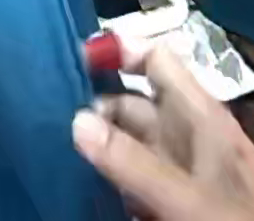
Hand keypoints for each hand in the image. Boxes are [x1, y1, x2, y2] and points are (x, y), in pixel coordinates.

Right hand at [72, 40, 253, 220]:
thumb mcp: (190, 200)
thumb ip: (133, 162)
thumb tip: (75, 120)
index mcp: (198, 114)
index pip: (153, 59)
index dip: (117, 49)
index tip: (75, 58)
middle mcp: (188, 134)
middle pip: (132, 104)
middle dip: (96, 109)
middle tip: (55, 123)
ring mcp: (185, 172)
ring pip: (131, 144)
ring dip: (101, 147)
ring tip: (62, 152)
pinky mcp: (180, 205)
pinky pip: (138, 180)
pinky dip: (114, 179)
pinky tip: (89, 188)